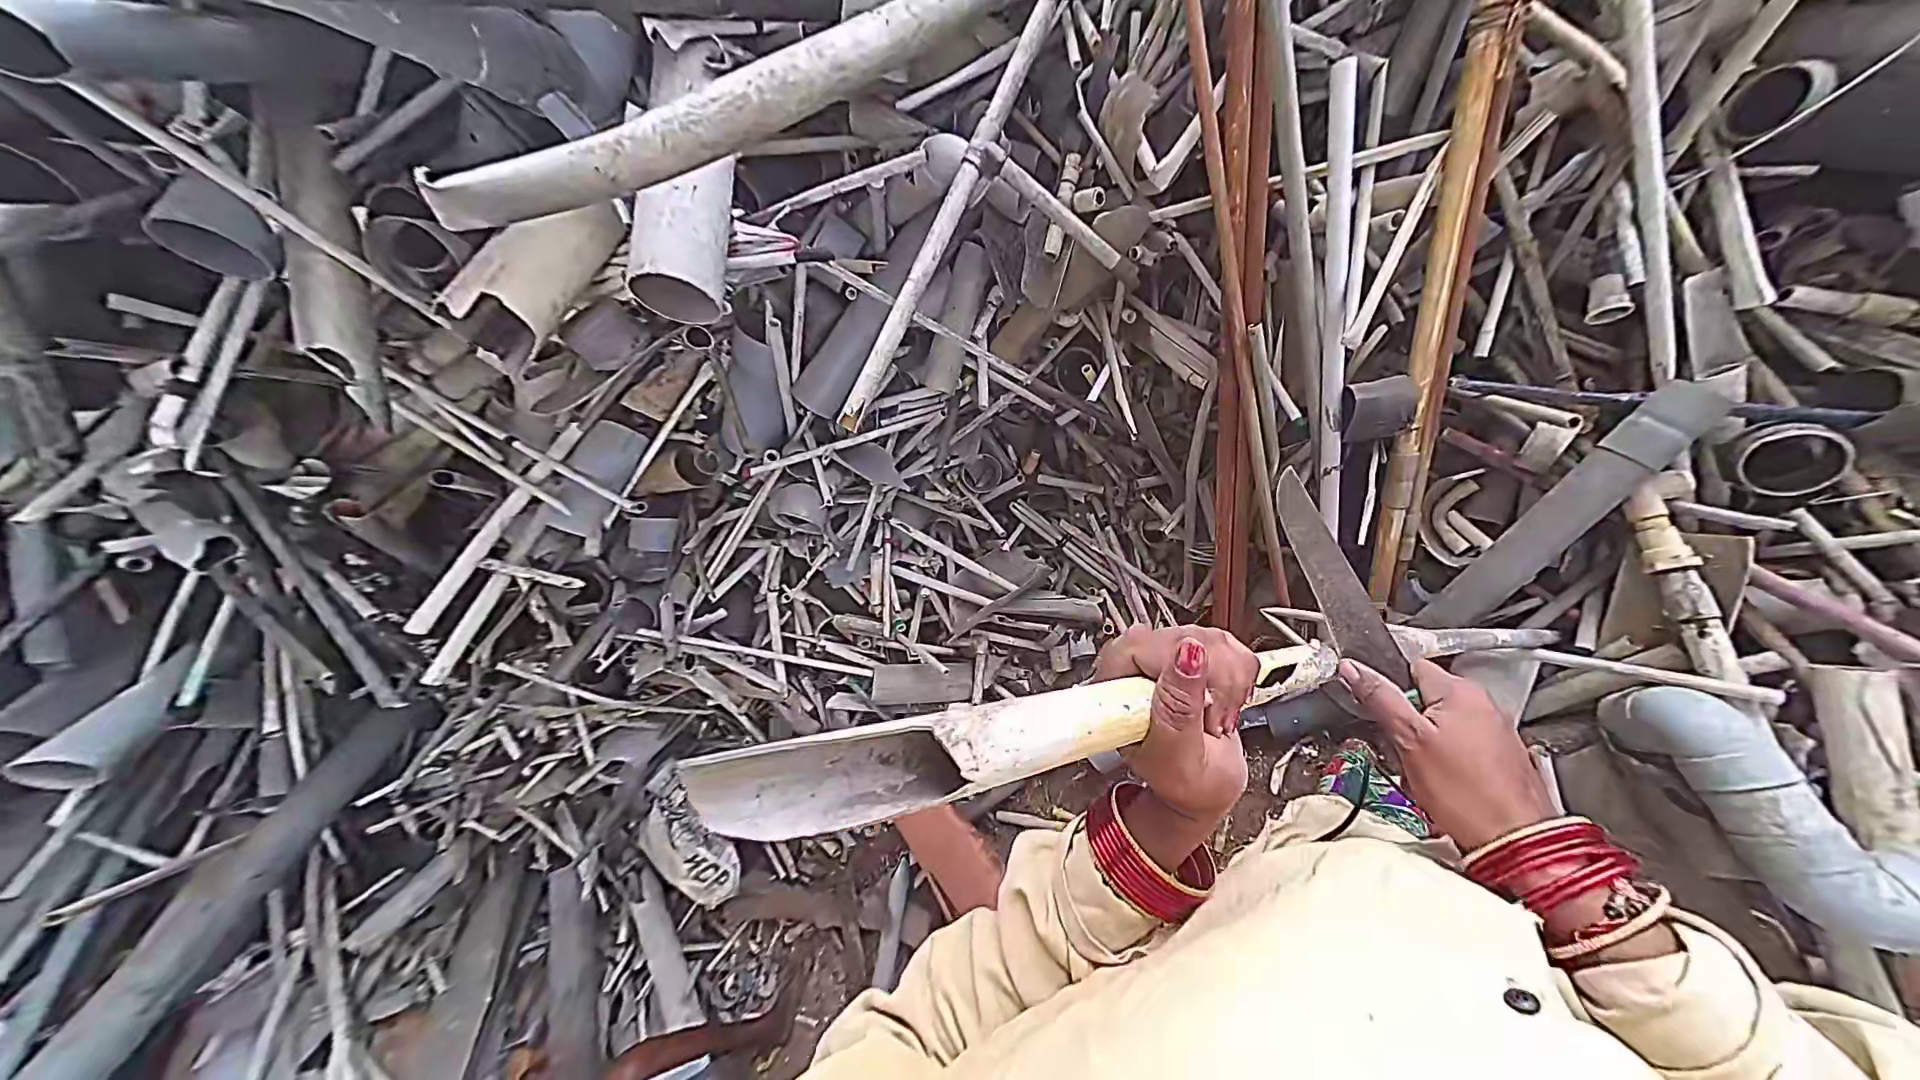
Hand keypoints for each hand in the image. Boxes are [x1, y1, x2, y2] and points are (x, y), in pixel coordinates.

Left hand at [1092, 625, 1253, 824]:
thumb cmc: (1181, 780)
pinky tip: (1226, 703)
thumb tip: (1187, 652)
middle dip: (1210, 680)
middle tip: (1209, 717)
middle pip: (1180, 636)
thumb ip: (1180, 705)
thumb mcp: (1177, 752)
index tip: (1201, 696)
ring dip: (1229, 683)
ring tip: (1214, 716)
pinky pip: (1231, 646)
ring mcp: (1168, 657)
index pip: (1137, 644)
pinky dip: (1241, 678)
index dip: (1173, 665)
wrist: (1206, 787)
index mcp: (1115, 685)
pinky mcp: (1196, 655)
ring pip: (1210, 638)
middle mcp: (1138, 664)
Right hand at [1337, 656, 1555, 851]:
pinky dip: (1441, 757)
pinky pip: (1455, 744)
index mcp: (1461, 691)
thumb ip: (1379, 697)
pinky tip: (1439, 779)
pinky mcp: (1499, 755)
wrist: (1516, 842)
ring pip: (1437, 723)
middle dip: (1403, 719)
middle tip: (1399, 745)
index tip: (1380, 710)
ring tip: (1419, 767)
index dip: (1387, 687)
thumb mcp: (1408, 738)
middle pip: (1422, 697)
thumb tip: (1353, 669)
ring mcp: (1494, 730)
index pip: (1409, 668)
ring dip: (1420, 741)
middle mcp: (1483, 705)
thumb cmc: (1467, 793)